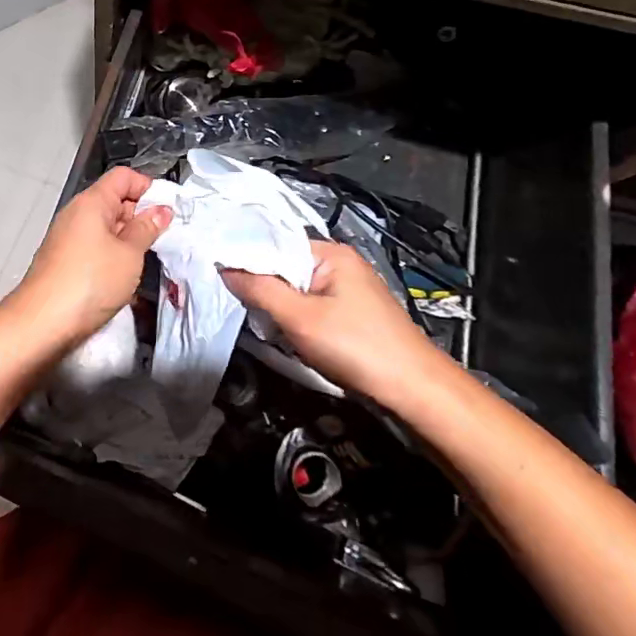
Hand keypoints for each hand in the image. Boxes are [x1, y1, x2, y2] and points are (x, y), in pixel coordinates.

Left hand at [15, 167, 171, 340]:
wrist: (43, 321)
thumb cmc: (90, 281)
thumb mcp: (129, 253)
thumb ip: (147, 228)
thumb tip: (161, 209)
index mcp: (91, 202)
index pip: (123, 177)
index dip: (147, 187)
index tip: (167, 211)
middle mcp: (76, 213)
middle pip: (115, 200)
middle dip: (140, 216)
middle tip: (162, 239)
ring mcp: (68, 237)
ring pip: (106, 227)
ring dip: (128, 240)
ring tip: (145, 261)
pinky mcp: (64, 260)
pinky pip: (95, 247)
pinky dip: (112, 256)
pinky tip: (123, 278)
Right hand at [222, 240, 447, 404]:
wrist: (416, 392)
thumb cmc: (356, 347)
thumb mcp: (299, 318)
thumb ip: (259, 290)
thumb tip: (224, 269)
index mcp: (331, 254)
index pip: (275, 244)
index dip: (247, 260)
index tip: (220, 275)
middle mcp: (340, 265)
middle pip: (284, 268)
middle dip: (263, 289)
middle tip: (244, 308)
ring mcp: (347, 290)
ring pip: (295, 291)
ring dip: (279, 309)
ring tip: (265, 325)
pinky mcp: (350, 314)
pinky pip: (309, 308)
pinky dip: (295, 320)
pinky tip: (287, 336)